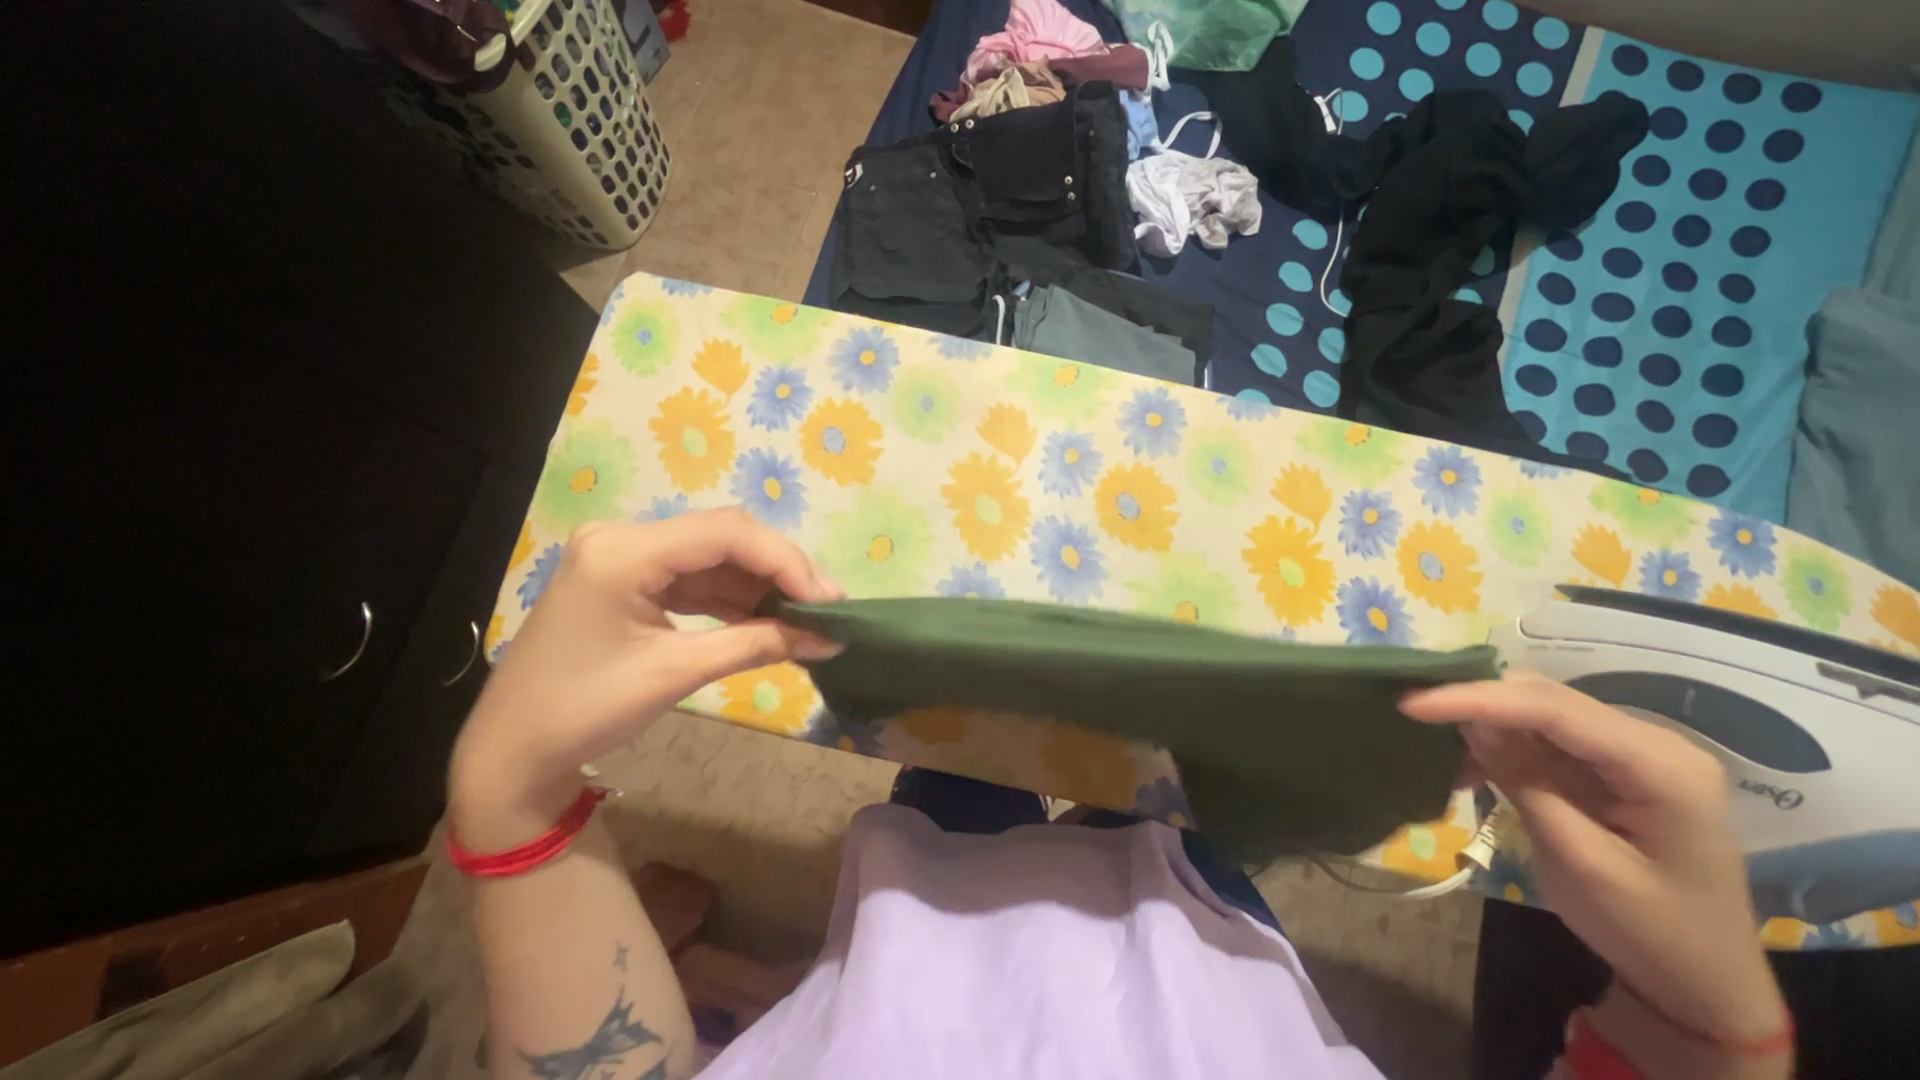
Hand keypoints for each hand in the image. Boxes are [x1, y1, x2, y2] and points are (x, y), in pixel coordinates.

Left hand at [448, 509, 841, 849]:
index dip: (786, 561)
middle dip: (779, 572)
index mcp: (623, 550)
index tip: (830, 602)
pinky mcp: (628, 581)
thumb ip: (757, 645)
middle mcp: (623, 539)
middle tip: (829, 609)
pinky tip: (769, 619)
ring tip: (809, 617)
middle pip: (722, 538)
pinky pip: (693, 580)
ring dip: (760, 587)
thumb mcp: (676, 673)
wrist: (512, 753)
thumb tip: (828, 639)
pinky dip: (732, 600)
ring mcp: (624, 558)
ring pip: (712, 558)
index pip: (725, 533)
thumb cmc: (585, 711)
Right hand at [1400, 674, 1786, 1046]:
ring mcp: (1633, 752)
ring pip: (1540, 711)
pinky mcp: (1611, 768)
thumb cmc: (1648, 929)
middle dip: (1476, 700)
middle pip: (1547, 698)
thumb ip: (1526, 783)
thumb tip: (1469, 724)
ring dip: (1483, 722)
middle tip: (1411, 713)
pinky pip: (1545, 738)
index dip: (1477, 698)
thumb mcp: (1578, 861)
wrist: (1702, 982)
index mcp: (1660, 763)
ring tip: (1435, 747)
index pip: (1554, 708)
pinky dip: (1501, 745)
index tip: (1411, 704)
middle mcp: (1651, 741)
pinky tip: (1468, 769)